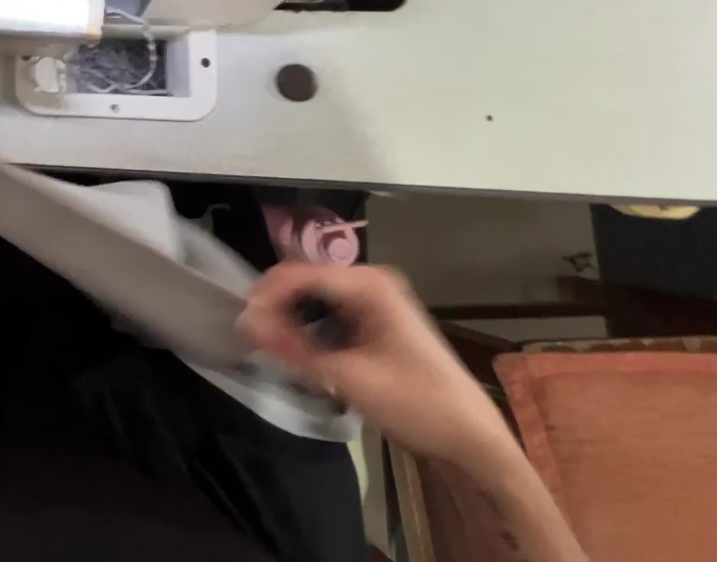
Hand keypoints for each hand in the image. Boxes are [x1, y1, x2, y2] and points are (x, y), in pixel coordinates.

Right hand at [241, 264, 515, 469]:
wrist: (473, 443)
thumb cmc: (418, 405)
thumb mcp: (349, 378)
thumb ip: (293, 347)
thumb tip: (244, 323)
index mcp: (369, 284)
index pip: (298, 273)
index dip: (266, 296)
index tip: (244, 325)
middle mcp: (369, 281)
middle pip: (303, 281)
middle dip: (275, 306)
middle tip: (254, 337)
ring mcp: (372, 299)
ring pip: (310, 296)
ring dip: (288, 317)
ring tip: (272, 345)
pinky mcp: (371, 318)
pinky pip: (324, 310)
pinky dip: (306, 327)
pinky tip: (299, 351)